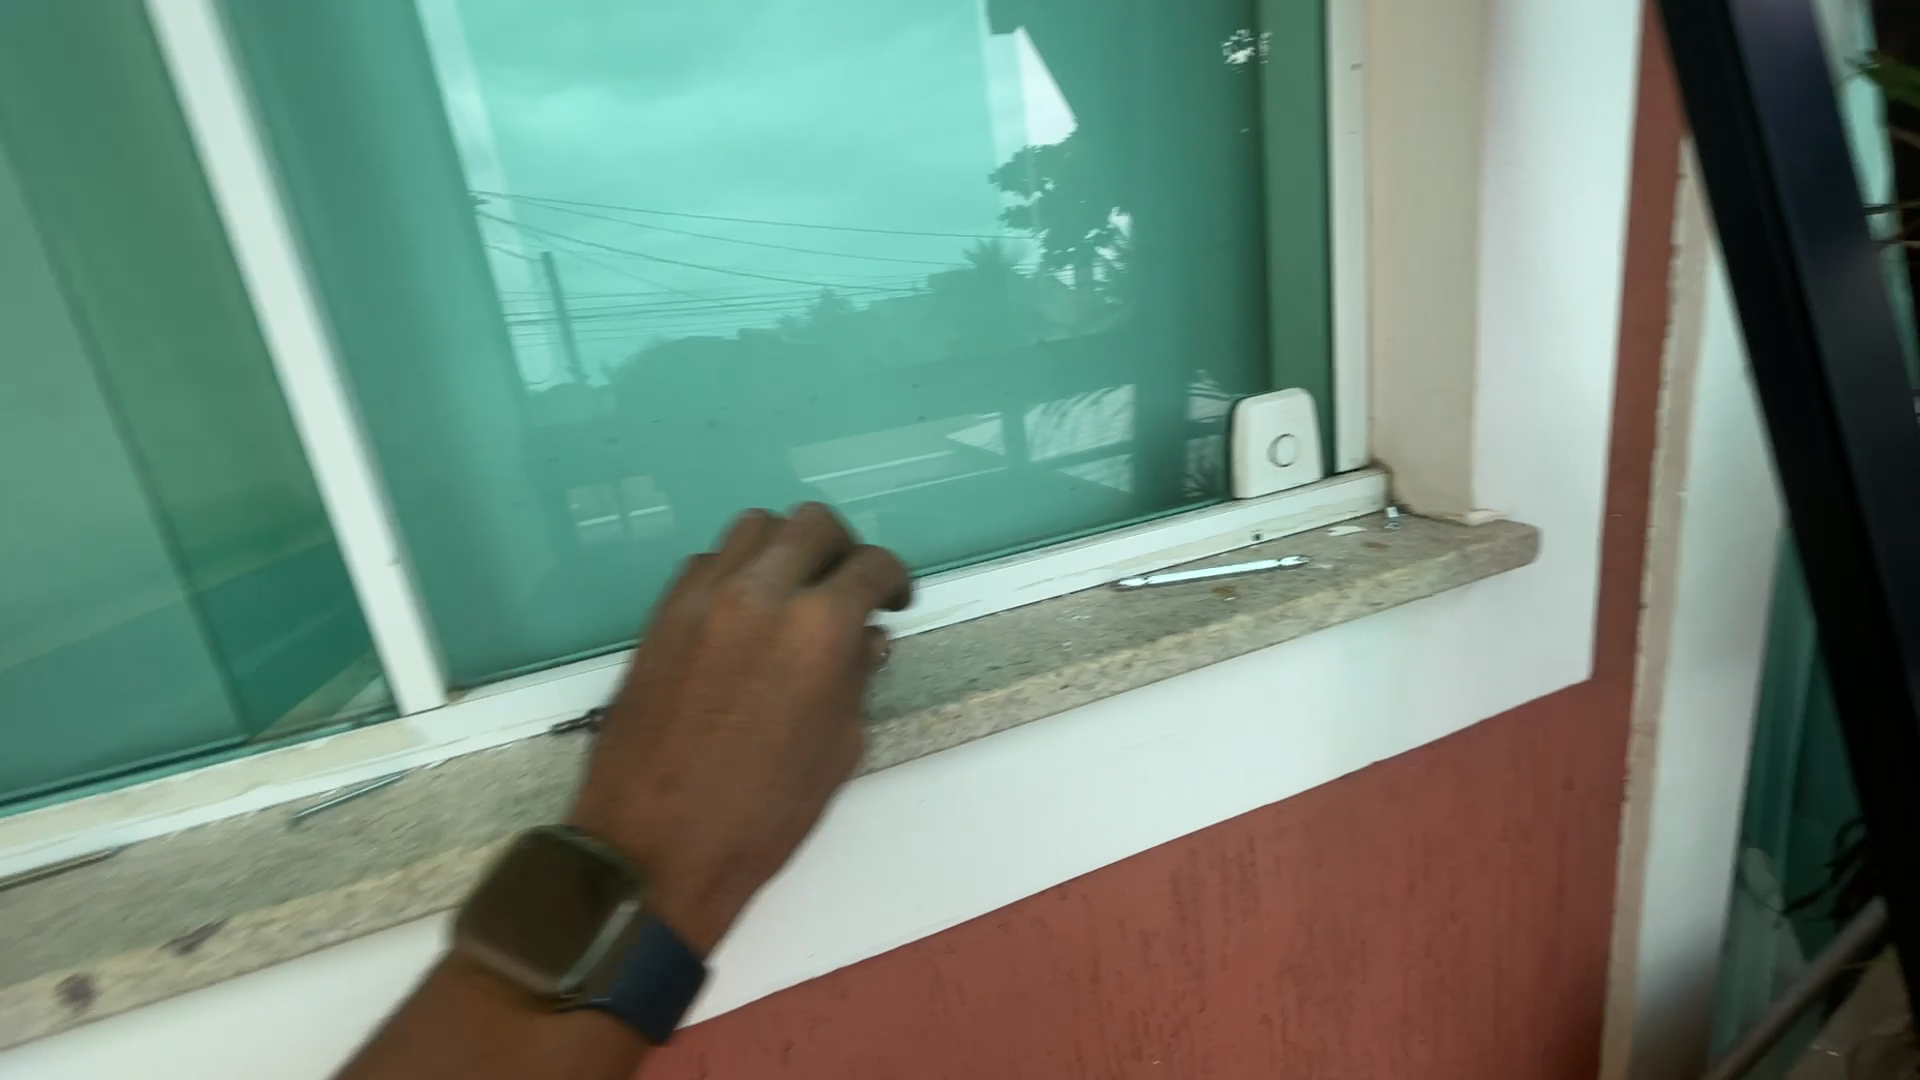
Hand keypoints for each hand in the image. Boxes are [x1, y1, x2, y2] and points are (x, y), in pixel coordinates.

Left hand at [569, 504, 910, 954]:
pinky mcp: (664, 613)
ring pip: (756, 526)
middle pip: (814, 523)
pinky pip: (708, 561)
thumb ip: (857, 677)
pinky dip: (738, 571)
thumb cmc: (764, 812)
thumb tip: (866, 636)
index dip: (894, 579)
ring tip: (793, 589)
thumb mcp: (838, 747)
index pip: (873, 566)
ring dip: (787, 548)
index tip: (893, 600)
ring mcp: (705, 596)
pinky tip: (743, 613)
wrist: (653, 849)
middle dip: (844, 548)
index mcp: (819, 627)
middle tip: (847, 586)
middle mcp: (763, 592)